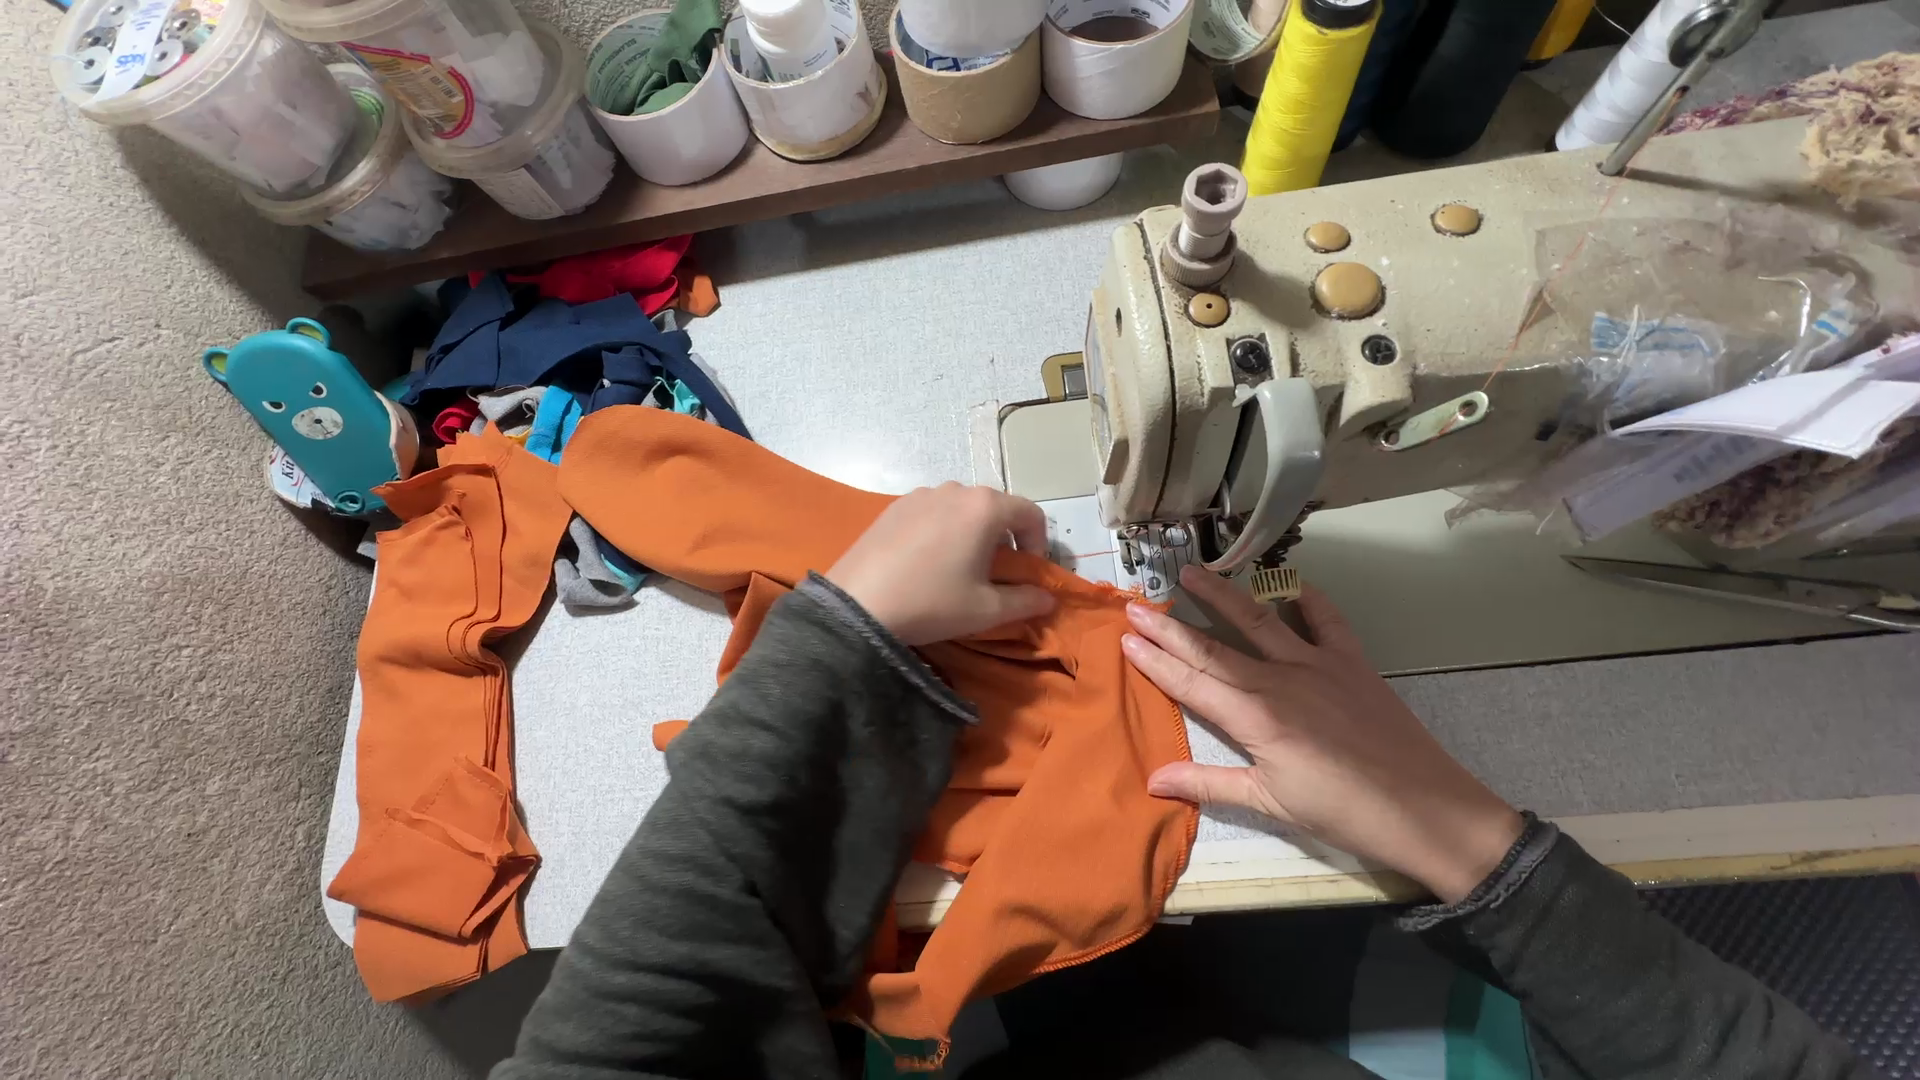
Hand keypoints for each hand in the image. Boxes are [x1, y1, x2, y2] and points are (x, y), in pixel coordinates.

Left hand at [828, 483, 1055, 646]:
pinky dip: (943, 530)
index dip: (1038, 543)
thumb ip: (1026, 600)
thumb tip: (1047, 598)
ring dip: (973, 532)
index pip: (1031, 513)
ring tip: (960, 567)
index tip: (1028, 573)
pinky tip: (927, 562)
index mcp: (985, 507)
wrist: (858, 605)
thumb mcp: (986, 610)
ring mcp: (920, 494)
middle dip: (1005, 538)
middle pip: (996, 508)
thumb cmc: (931, 603)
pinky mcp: (894, 506)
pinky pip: (932, 512)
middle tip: (997, 574)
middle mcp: (955, 490)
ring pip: (962, 508)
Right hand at [1123, 566, 1522, 902]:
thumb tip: (1151, 781)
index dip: (1154, 659)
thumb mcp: (1271, 804)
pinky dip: (1306, 597)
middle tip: (1136, 604)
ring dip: (1222, 596)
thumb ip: (1208, 784)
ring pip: (1259, 622)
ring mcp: (1317, 665)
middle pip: (1212, 648)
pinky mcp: (1352, 662)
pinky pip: (1326, 620)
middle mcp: (1278, 682)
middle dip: (1169, 626)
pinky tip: (1287, 581)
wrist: (1428, 810)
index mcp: (1255, 719)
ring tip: (1193, 572)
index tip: (1124, 637)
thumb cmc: (1343, 812)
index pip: (1191, 682)